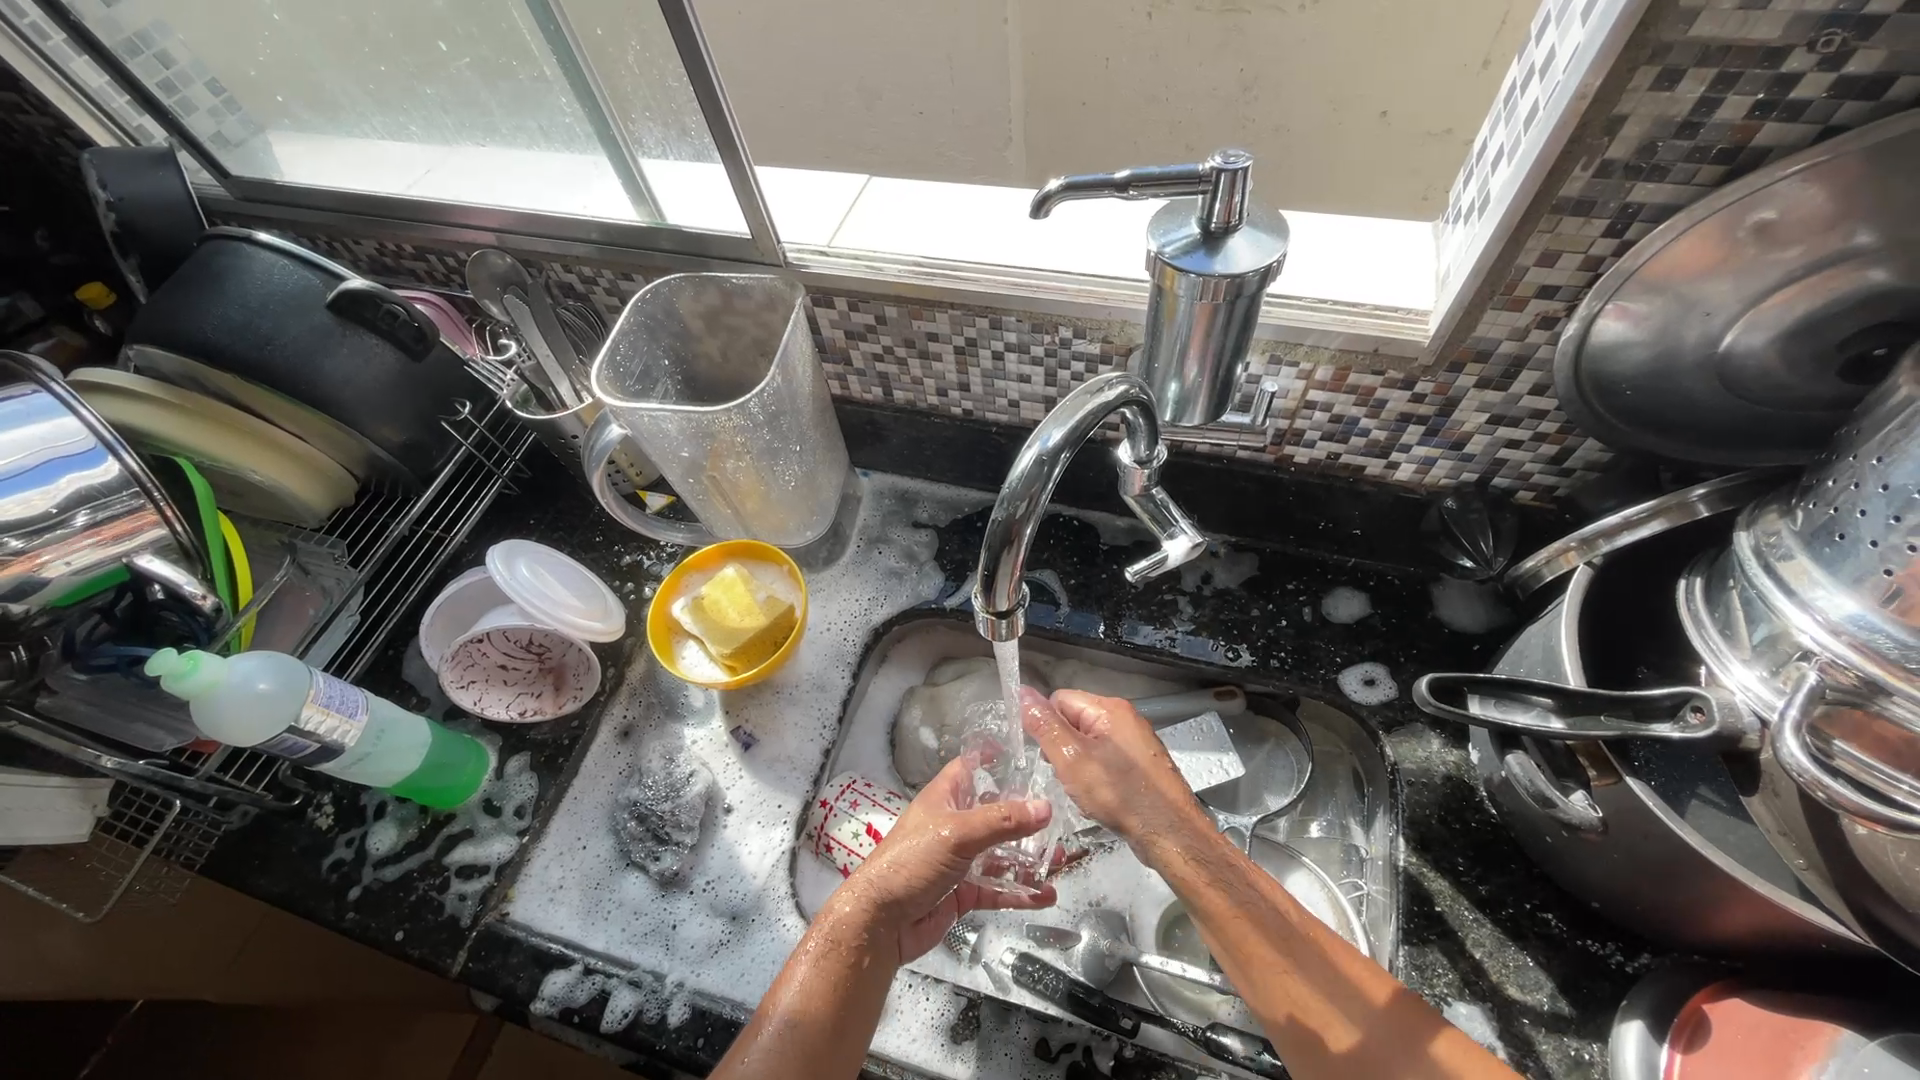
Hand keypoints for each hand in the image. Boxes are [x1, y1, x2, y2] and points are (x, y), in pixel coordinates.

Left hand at [826, 755, 1055, 963]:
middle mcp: (953, 825)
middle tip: (1060, 820)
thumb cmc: (913, 861)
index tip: (1023, 754)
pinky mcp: (964, 892)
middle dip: (1026, 818)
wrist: (882, 922)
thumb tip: (1045, 807)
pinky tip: (1046, 895)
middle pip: (995, 814)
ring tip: (1060, 860)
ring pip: (1001, 854)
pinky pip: (998, 888)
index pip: (970, 767)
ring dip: (1029, 858)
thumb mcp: (959, 833)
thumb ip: (1003, 821)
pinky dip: (1021, 891)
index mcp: (945, 799)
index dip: (992, 758)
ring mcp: (959, 861)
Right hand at [1021, 687, 1214, 854]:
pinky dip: (1097, 777)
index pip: (1060, 699)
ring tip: (1084, 789)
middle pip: (1075, 720)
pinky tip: (1100, 797)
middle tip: (1067, 775)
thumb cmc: (1120, 794)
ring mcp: (1136, 742)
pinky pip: (1106, 760)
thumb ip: (1045, 726)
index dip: (1047, 725)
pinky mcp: (1141, 764)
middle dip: (1063, 747)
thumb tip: (1022, 692)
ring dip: (1078, 765)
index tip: (1049, 754)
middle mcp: (1125, 718)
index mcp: (1109, 708)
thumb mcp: (1071, 759)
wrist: (1170, 833)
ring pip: (1089, 744)